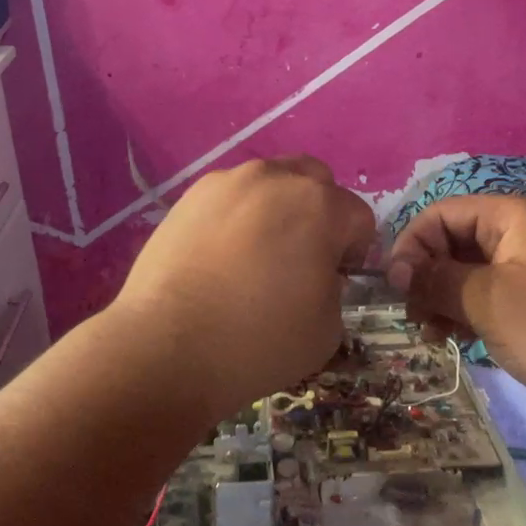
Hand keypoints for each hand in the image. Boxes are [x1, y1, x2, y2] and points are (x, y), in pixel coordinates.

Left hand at [110, 156, 375, 419]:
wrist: (168, 347)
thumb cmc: (259, 341)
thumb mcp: (328, 328)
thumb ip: (334, 287)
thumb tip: (316, 273)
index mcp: (319, 205)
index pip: (357, 217)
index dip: (352, 252)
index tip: (334, 281)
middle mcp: (275, 178)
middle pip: (314, 182)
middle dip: (318, 214)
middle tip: (300, 258)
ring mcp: (227, 182)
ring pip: (269, 184)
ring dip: (275, 210)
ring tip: (254, 257)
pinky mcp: (189, 196)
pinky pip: (230, 197)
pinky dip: (236, 217)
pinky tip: (219, 257)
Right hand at [387, 194, 525, 434]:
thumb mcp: (487, 300)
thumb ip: (435, 279)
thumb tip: (397, 271)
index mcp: (512, 216)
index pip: (441, 214)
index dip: (411, 245)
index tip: (393, 287)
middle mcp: (521, 235)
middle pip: (453, 242)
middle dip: (425, 276)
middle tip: (410, 317)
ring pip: (468, 274)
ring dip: (442, 300)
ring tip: (430, 336)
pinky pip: (490, 298)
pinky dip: (466, 314)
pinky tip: (455, 341)